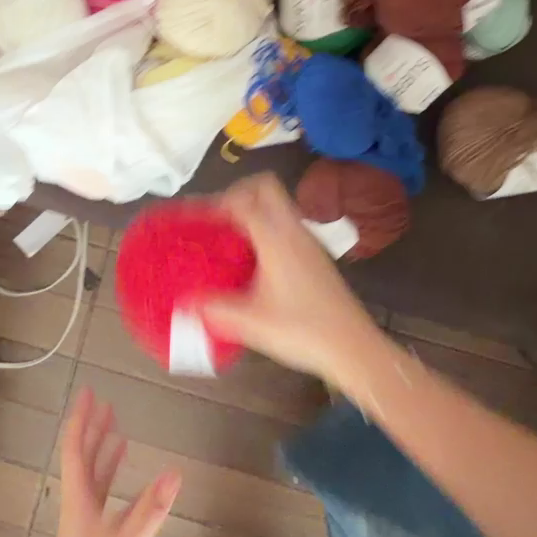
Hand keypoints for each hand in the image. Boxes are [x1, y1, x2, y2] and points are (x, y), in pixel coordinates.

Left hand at [30, 389, 180, 536]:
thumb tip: (176, 470)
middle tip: (104, 404)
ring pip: (92, 480)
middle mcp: (77, 510)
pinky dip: (113, 483)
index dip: (81, 420)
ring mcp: (84, 528)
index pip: (74, 450)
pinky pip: (103, 500)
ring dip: (103, 454)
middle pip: (82, 461)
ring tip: (116, 431)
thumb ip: (152, 509)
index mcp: (77, 503)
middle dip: (93, 431)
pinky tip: (128, 482)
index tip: (89, 393)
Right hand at [199, 174, 387, 383]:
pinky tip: (255, 261)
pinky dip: (267, 229)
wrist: (354, 348)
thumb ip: (213, 309)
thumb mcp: (250, 323)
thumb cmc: (304, 332)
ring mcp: (310, 242)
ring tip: (230, 240)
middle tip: (216, 220)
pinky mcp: (317, 257)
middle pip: (265, 187)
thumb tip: (183, 303)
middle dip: (236, 194)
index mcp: (277, 239)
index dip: (215, 203)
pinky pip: (287, 226)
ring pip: (279, 205)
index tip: (196, 219)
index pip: (243, 200)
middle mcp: (295, 232)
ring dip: (253, 211)